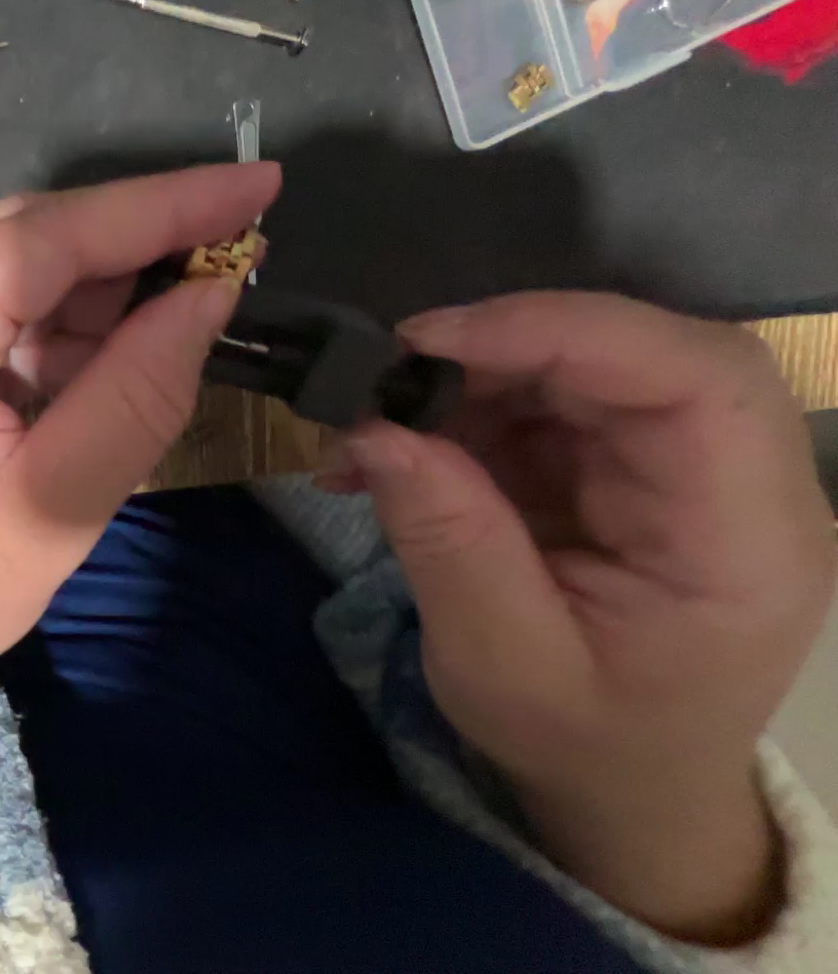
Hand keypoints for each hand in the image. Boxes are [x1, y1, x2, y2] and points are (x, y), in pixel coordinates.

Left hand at [0, 164, 279, 804]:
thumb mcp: (52, 507)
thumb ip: (137, 394)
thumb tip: (207, 296)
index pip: (40, 236)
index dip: (157, 206)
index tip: (255, 186)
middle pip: (20, 238)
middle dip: (131, 243)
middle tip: (229, 260)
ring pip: (7, 272)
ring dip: (95, 293)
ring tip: (174, 327)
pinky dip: (53, 330)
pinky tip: (102, 364)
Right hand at [320, 292, 835, 944]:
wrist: (619, 777)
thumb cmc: (577, 737)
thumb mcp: (496, 658)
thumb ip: (445, 541)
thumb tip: (372, 433)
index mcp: (742, 540)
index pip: (695, 382)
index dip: (561, 333)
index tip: (426, 343)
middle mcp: (730, 484)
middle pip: (637, 356)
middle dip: (495, 352)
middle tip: (382, 383)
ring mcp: (672, 471)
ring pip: (575, 372)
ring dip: (458, 388)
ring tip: (370, 439)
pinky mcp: (615, 470)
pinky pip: (535, 409)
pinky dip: (450, 418)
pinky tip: (388, 456)